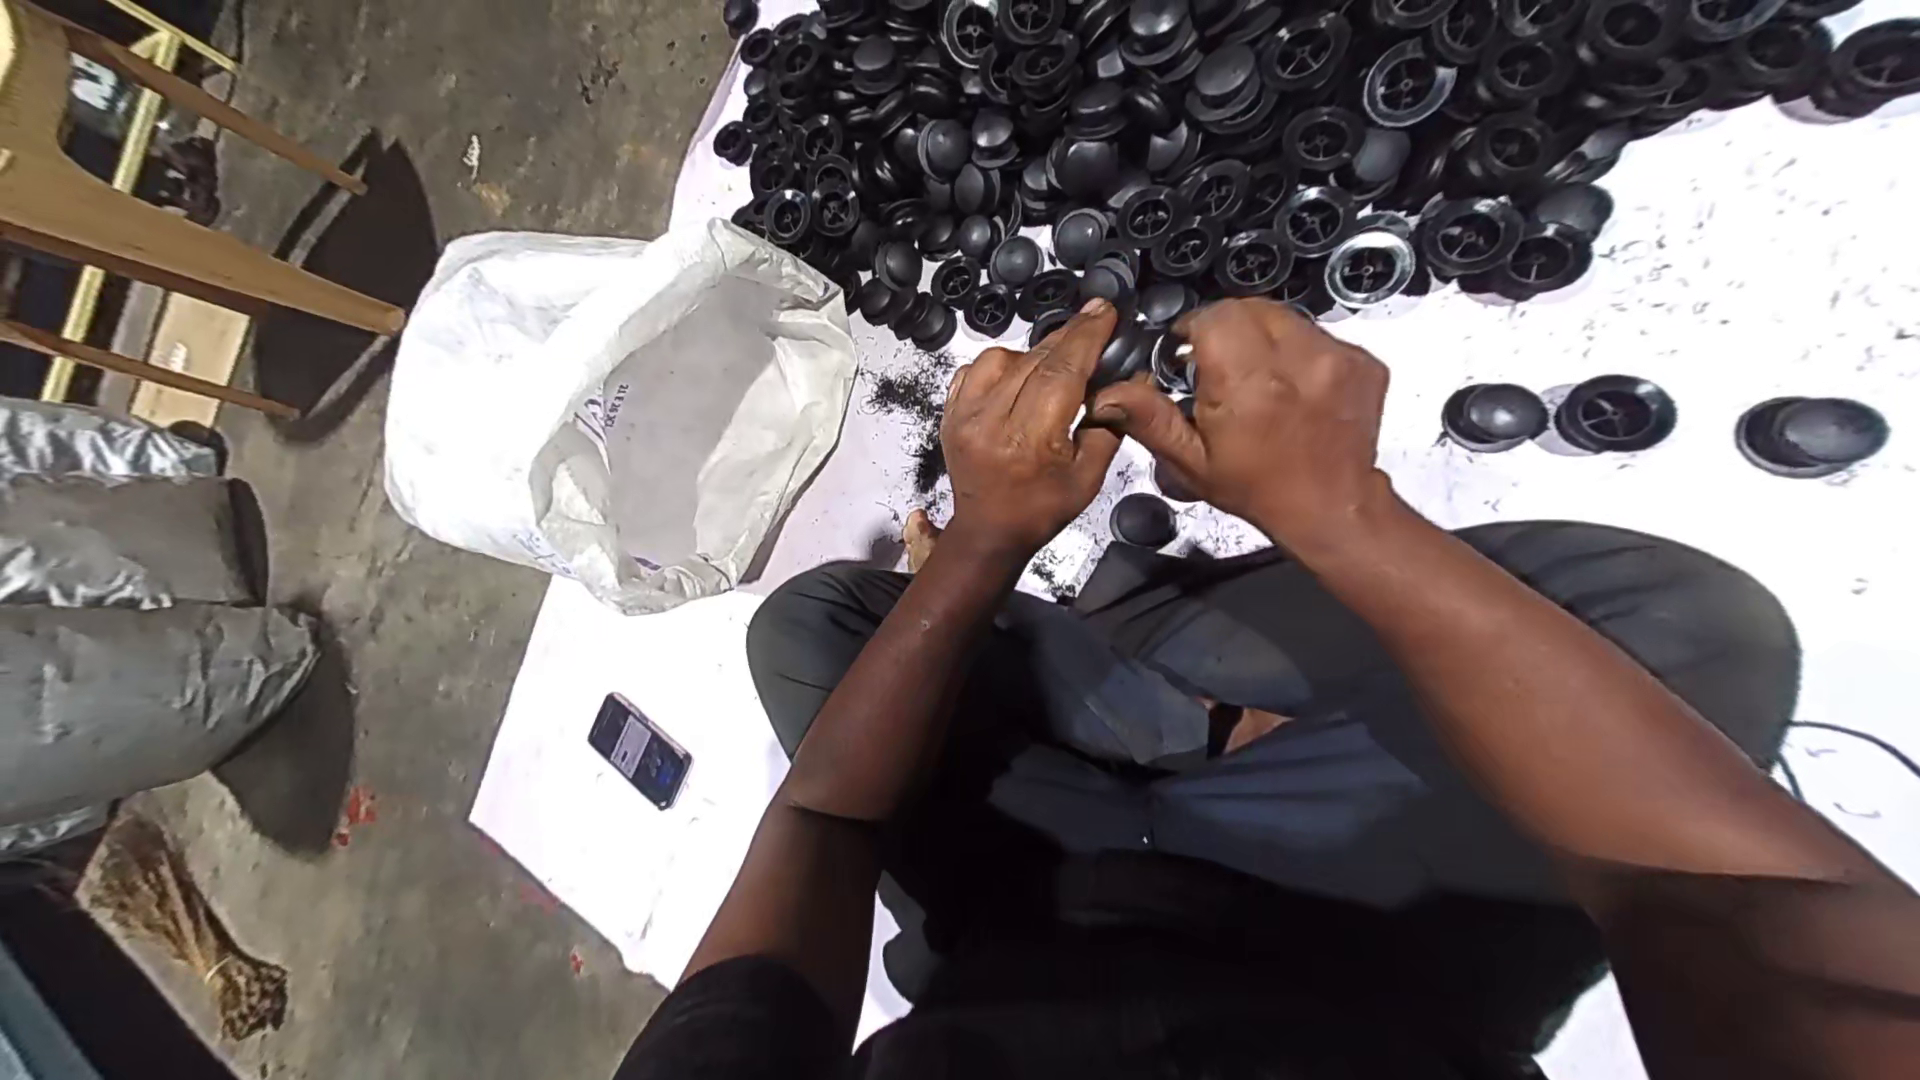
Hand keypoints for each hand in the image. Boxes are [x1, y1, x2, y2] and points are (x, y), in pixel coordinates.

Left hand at [940, 299, 1122, 558]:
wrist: (988, 530)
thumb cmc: (1038, 510)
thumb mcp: (1087, 478)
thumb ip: (1107, 428)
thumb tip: (1124, 384)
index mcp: (1027, 440)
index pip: (1061, 372)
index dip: (1085, 337)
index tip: (1102, 312)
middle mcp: (990, 422)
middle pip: (1033, 359)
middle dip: (1067, 336)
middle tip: (1091, 321)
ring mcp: (963, 416)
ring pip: (1001, 358)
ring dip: (1032, 352)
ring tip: (1053, 365)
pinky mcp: (950, 414)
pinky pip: (974, 370)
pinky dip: (998, 365)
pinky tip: (1017, 377)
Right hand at [1090, 299, 1391, 550]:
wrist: (1328, 504)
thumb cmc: (1257, 488)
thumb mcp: (1190, 461)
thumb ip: (1149, 419)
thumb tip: (1108, 396)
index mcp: (1248, 387)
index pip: (1216, 316)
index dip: (1194, 328)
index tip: (1188, 351)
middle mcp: (1297, 364)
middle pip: (1248, 307)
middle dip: (1224, 329)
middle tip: (1217, 369)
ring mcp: (1335, 358)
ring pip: (1282, 315)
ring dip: (1259, 337)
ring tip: (1255, 380)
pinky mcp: (1360, 360)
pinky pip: (1314, 332)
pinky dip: (1294, 350)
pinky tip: (1288, 386)